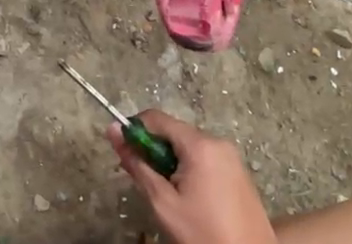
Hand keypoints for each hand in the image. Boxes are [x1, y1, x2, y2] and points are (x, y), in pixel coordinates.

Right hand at [109, 111, 274, 243]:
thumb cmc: (204, 234)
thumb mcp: (163, 203)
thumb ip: (137, 164)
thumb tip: (112, 130)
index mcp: (200, 145)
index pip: (156, 119)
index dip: (134, 130)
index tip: (123, 152)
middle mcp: (218, 142)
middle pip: (173, 132)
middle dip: (153, 150)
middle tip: (144, 179)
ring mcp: (232, 158)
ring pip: (187, 147)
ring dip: (170, 161)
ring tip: (167, 193)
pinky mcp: (239, 173)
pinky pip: (204, 158)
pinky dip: (189, 169)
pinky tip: (188, 197)